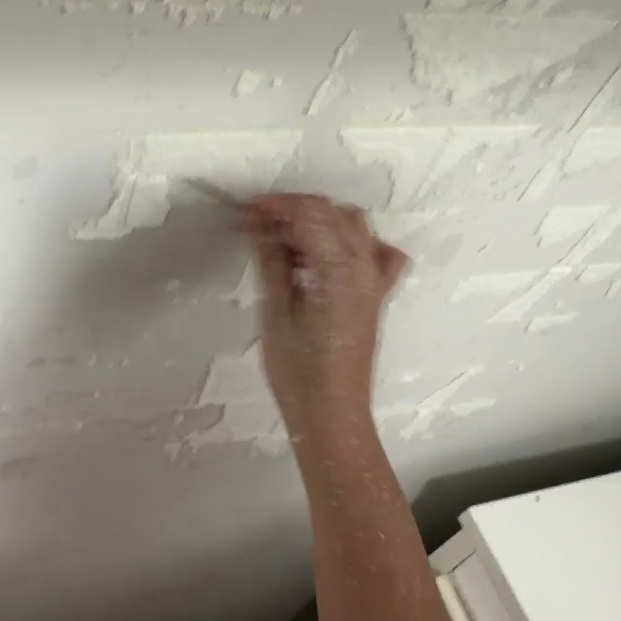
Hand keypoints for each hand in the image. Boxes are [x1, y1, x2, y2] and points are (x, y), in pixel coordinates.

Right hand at [240, 194, 408, 434]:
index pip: (310, 214)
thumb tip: (262, 228)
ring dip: (317, 222)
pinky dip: (349, 243)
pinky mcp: (375, 296)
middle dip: (293, 210)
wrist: (332, 415)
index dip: (276, 205)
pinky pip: (374, 253)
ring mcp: (375, 281)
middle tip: (255, 224)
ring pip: (352, 227)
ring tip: (281, 240)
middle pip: (332, 213)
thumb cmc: (298, 371)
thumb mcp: (275, 313)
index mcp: (339, 269)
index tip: (245, 210)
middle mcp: (365, 267)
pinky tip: (322, 257)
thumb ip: (272, 263)